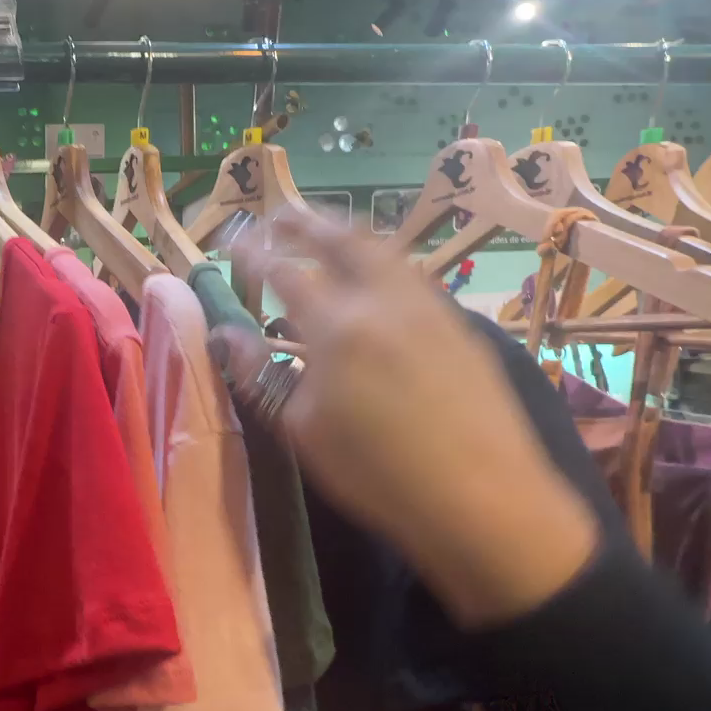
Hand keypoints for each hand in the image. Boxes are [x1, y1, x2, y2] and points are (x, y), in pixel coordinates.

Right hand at [211, 213, 599, 627]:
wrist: (482, 497)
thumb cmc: (375, 471)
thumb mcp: (302, 428)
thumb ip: (263, 373)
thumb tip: (228, 333)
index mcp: (338, 328)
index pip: (286, 271)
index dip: (254, 251)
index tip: (231, 237)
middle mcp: (386, 303)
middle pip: (343, 241)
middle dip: (306, 222)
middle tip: (278, 213)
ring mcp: (431, 310)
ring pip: (386, 252)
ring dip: (348, 234)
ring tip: (325, 230)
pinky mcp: (460, 328)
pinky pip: (413, 277)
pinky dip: (381, 262)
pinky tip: (374, 280)